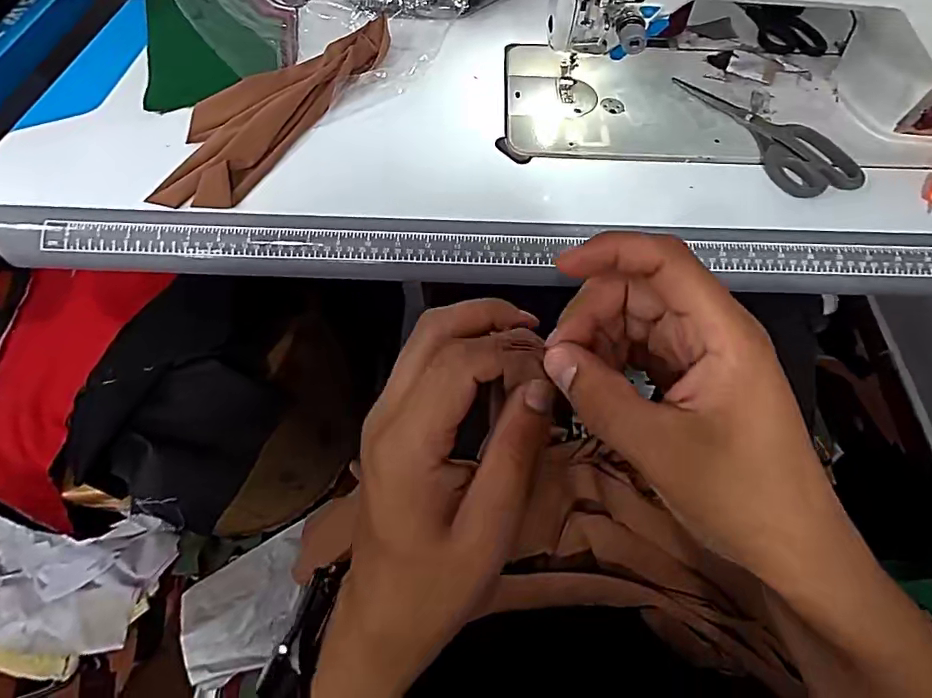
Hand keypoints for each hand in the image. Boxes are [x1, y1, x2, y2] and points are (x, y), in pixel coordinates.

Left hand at [314, 300, 554, 697]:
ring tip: (523, 340)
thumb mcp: (490, 529)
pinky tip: (497, 366)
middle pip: (433, 329)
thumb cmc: (436, 585)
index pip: (459, 361)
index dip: (510, 352)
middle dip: (487, 315)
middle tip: (536, 328)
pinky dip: (462, 347)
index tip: (550, 370)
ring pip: (425, 337)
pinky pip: (423, 360)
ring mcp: (382, 412)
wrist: (381, 617)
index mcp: (407, 441)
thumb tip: (541, 384)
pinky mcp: (389, 419)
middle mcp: (386, 413)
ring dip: (474, 325)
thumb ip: (515, 451)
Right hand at [542, 233, 841, 583]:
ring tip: (573, 374)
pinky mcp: (695, 376)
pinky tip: (594, 383)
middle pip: (642, 289)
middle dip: (594, 311)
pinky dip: (613, 359)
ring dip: (599, 336)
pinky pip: (644, 348)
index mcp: (722, 332)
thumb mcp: (662, 450)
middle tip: (560, 355)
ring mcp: (705, 353)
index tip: (563, 266)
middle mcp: (714, 330)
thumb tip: (555, 358)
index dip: (611, 251)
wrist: (797, 551)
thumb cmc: (748, 499)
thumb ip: (601, 398)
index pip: (664, 261)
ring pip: (638, 318)